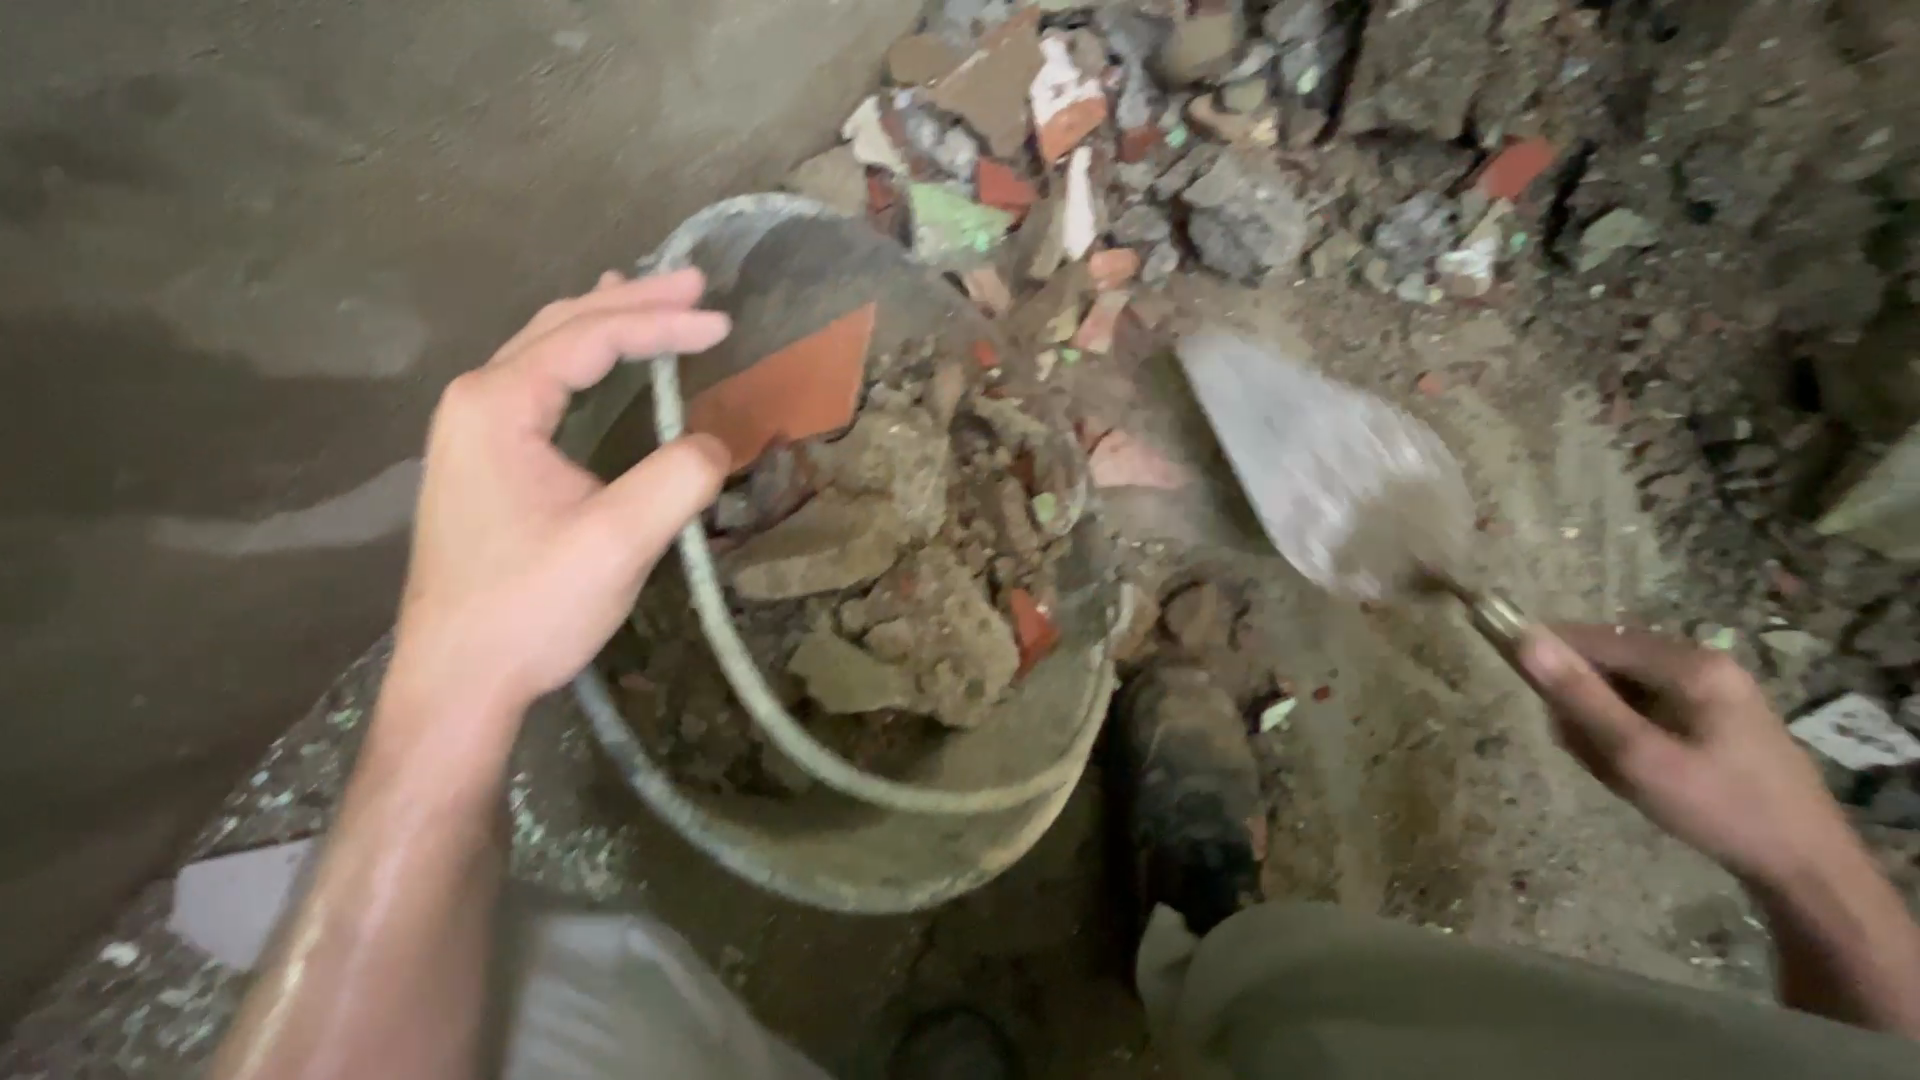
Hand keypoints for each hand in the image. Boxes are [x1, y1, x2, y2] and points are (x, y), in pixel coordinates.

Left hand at [390, 269, 730, 723]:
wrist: (459, 676)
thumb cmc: (531, 606)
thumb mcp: (618, 541)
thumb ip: (678, 478)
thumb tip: (718, 443)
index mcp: (497, 405)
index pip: (590, 339)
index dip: (662, 325)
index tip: (723, 325)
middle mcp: (476, 402)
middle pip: (561, 326)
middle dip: (633, 301)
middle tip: (696, 283)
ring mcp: (473, 432)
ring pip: (545, 351)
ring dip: (605, 322)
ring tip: (652, 297)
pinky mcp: (485, 462)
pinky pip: (540, 385)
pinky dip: (582, 359)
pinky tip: (597, 359)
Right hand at [1517, 624, 1856, 888]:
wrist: (1806, 868)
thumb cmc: (1718, 808)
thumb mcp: (1636, 755)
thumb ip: (1577, 695)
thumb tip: (1521, 639)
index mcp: (1687, 663)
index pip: (1586, 638)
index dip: (1552, 667)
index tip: (1551, 718)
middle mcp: (1700, 662)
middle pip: (1603, 663)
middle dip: (1581, 706)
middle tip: (1591, 754)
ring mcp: (1710, 687)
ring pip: (1617, 687)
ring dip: (1599, 724)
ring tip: (1617, 769)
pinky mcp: (1712, 712)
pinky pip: (1641, 706)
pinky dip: (1624, 733)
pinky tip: (1637, 768)